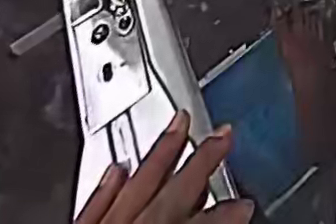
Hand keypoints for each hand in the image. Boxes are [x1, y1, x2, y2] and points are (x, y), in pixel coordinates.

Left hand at [75, 113, 250, 223]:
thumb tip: (226, 221)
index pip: (202, 219)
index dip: (227, 210)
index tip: (245, 203)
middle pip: (172, 192)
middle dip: (202, 161)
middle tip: (224, 133)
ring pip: (135, 186)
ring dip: (161, 153)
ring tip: (180, 121)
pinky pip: (90, 208)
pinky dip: (106, 185)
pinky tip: (117, 166)